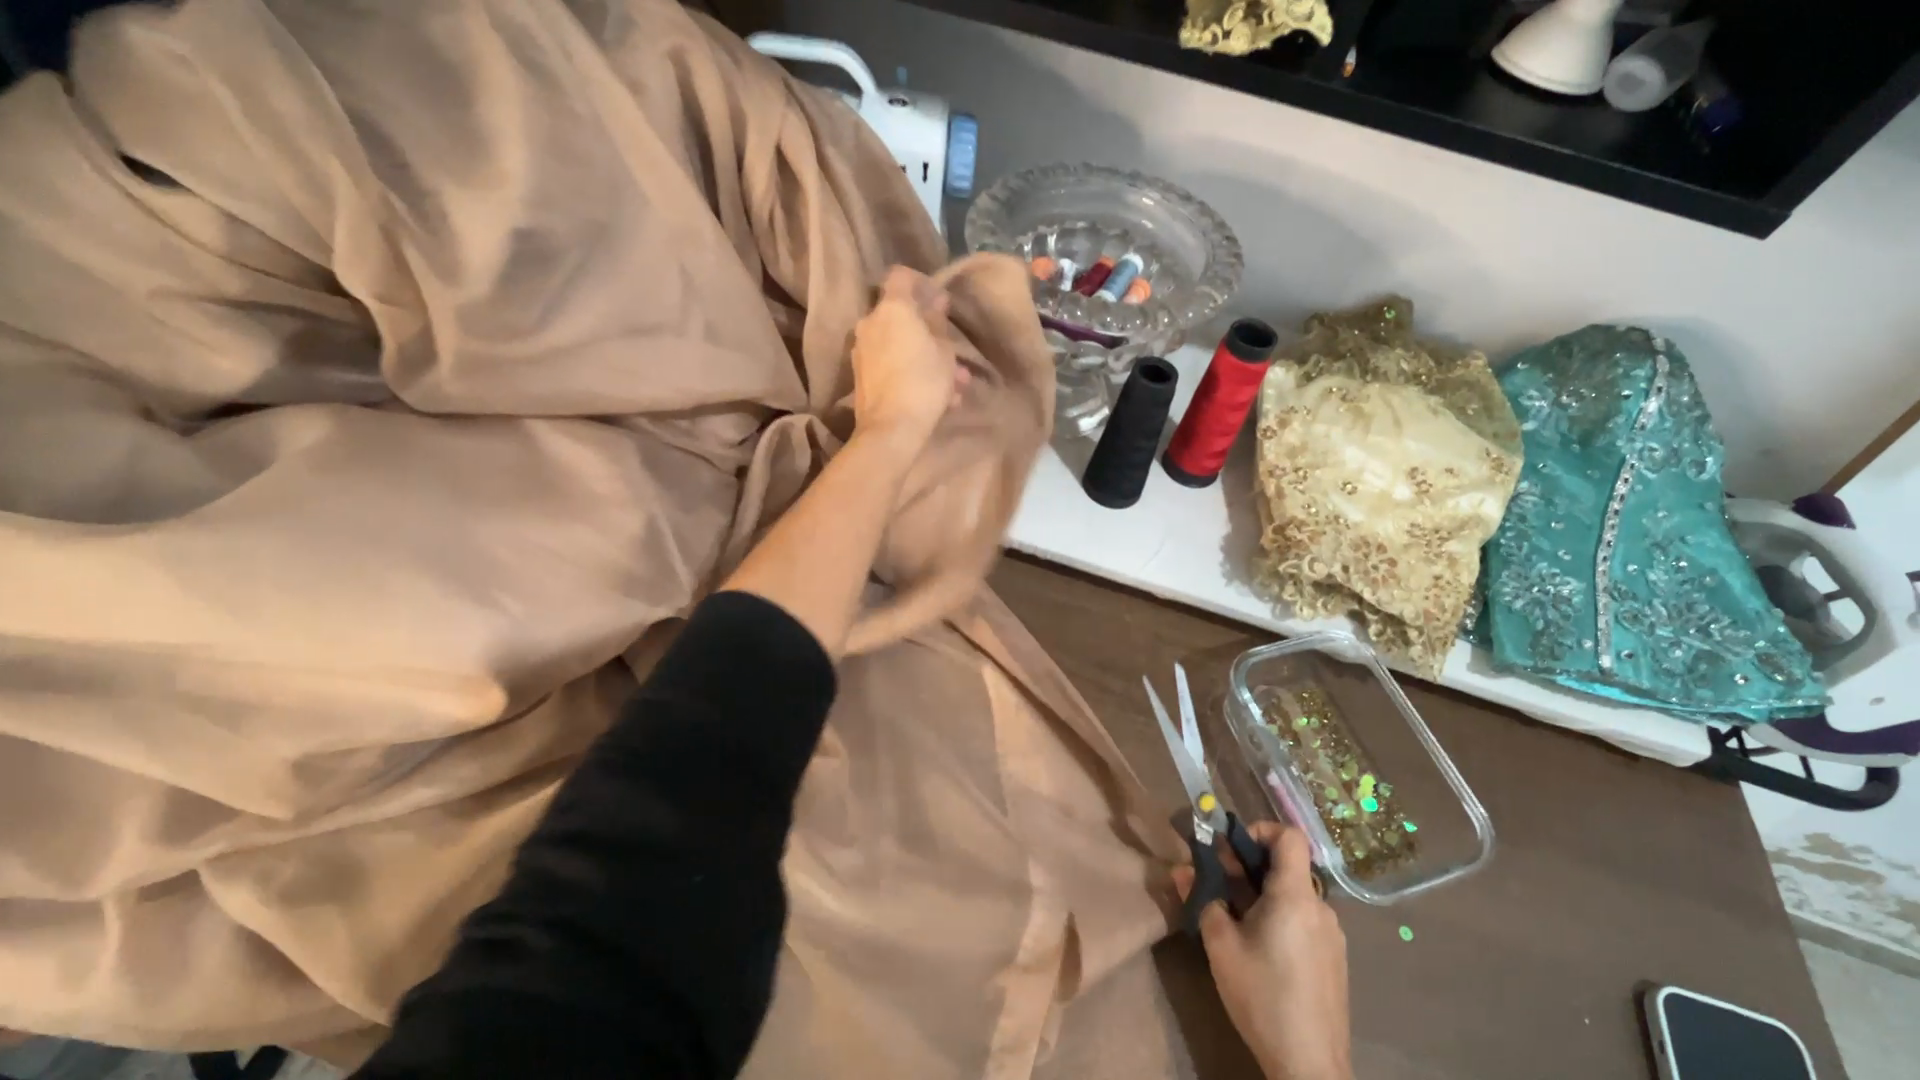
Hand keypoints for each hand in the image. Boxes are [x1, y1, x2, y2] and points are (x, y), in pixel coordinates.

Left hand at [850, 266, 967, 447]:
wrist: (890, 429)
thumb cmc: (923, 382)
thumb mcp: (944, 351)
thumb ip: (938, 322)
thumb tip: (935, 302)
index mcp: (892, 308)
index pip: (901, 276)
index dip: (922, 282)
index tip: (940, 301)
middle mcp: (870, 323)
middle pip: (900, 314)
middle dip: (928, 329)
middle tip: (952, 349)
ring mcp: (862, 350)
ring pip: (898, 344)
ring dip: (924, 356)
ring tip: (955, 383)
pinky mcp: (861, 375)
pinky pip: (890, 364)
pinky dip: (910, 372)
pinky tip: (938, 397)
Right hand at [1173, 823, 1352, 1079]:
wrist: (1309, 1062)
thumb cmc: (1261, 995)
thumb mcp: (1220, 946)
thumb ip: (1202, 899)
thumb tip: (1182, 869)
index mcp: (1296, 896)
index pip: (1290, 836)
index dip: (1259, 830)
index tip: (1229, 847)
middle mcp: (1321, 908)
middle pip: (1287, 867)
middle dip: (1248, 867)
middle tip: (1215, 882)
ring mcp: (1331, 935)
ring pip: (1293, 896)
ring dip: (1262, 895)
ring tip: (1231, 918)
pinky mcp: (1333, 959)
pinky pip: (1303, 921)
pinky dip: (1278, 918)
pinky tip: (1258, 948)